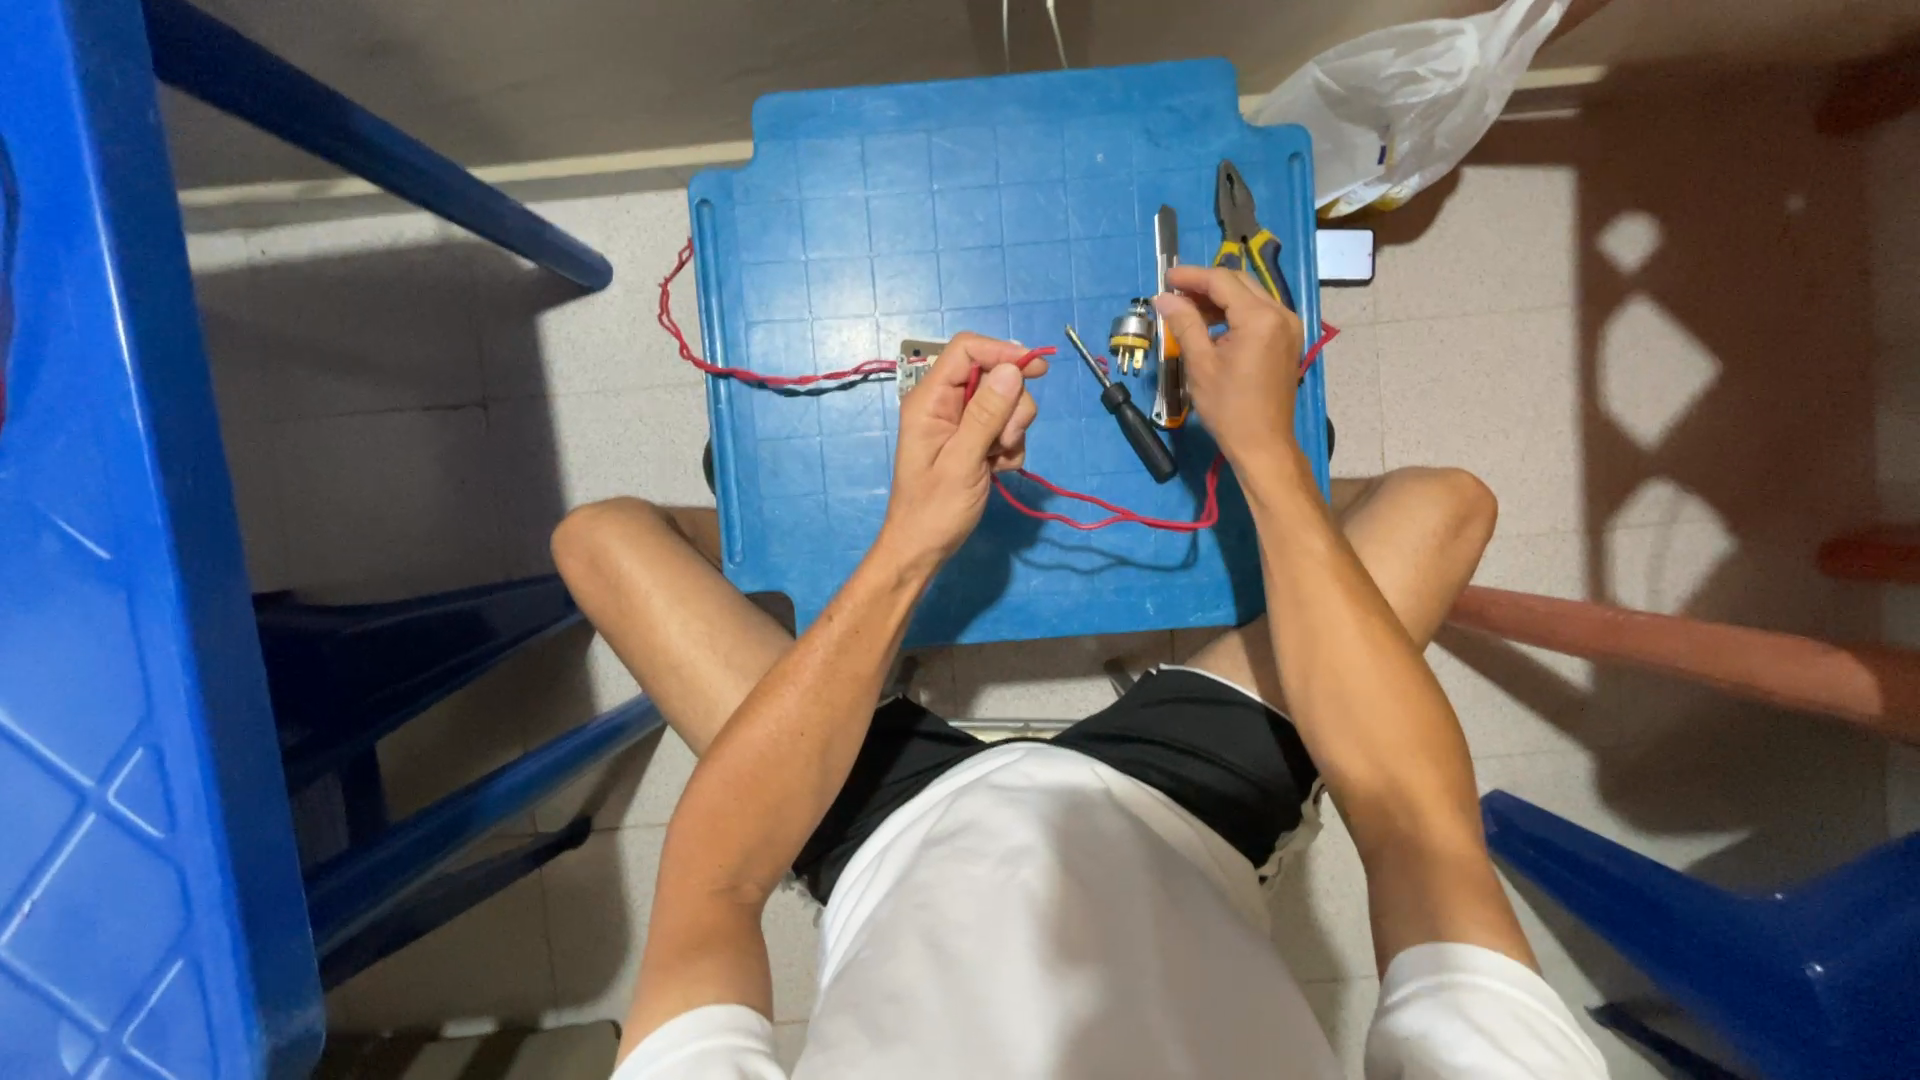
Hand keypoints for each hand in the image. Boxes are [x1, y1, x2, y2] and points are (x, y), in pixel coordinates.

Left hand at [878, 333, 1046, 571]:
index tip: (1036, 371)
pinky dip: (1010, 448)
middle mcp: (944, 404)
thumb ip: (986, 415)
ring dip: (1013, 431)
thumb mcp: (962, 462)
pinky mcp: (974, 442)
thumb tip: (1012, 370)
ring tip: (997, 461)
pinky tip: (998, 471)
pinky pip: (1005, 429)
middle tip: (1005, 441)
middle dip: (1011, 406)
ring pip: (1005, 404)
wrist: (923, 549)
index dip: (1002, 352)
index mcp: (929, 400)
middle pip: (993, 376)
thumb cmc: (934, 511)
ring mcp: (960, 424)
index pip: (966, 350)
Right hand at [1155, 265, 1304, 468]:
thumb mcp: (1200, 364)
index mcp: (1260, 318)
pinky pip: (1259, 313)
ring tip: (1188, 310)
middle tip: (1174, 294)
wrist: (1262, 443)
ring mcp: (1289, 326)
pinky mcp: (1288, 339)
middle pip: (1240, 283)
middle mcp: (1281, 314)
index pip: (1222, 281)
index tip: (1166, 278)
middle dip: (1205, 285)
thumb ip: (1184, 324)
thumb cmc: (1228, 408)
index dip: (1192, 277)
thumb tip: (1163, 298)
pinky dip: (1235, 313)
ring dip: (1220, 298)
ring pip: (1251, 296)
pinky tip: (1212, 325)